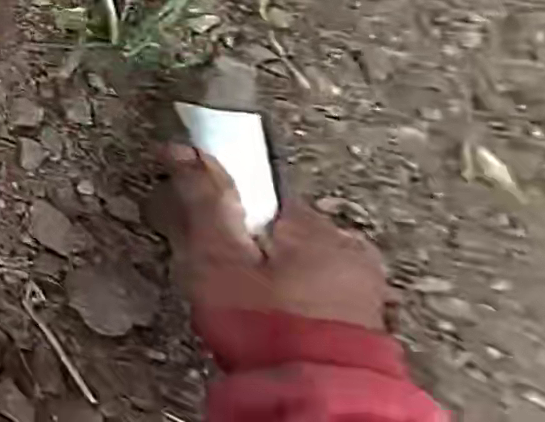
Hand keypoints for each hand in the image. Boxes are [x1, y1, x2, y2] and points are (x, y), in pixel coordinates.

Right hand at [164, 144, 390, 329]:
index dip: (221, 202)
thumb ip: (204, 196)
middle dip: (241, 240)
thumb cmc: (264, 326)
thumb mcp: (217, 251)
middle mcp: (348, 254)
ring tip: (235, 298)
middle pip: (273, 225)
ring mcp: (360, 294)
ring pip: (290, 260)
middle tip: (215, 266)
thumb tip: (185, 148)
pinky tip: (260, 316)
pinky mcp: (359, 328)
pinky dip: (282, 297)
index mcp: (317, 227)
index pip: (257, 187)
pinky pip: (307, 291)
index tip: (201, 220)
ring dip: (261, 270)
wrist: (312, 407)